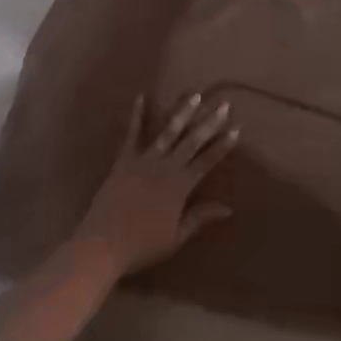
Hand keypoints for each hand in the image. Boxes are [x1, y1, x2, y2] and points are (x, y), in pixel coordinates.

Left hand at [73, 93, 238, 273]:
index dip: (222, 146)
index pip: (206, 162)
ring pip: (168, 132)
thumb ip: (200, 217)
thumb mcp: (176, 237)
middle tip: (224, 105)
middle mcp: (165, 167)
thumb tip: (227, 208)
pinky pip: (132, 133)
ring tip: (195, 96)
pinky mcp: (124, 159)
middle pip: (191, 141)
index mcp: (179, 186)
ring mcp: (144, 160)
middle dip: (209, 123)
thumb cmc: (142, 245)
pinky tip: (141, 97)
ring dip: (183, 113)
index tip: (236, 129)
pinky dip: (137, 115)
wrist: (104, 242)